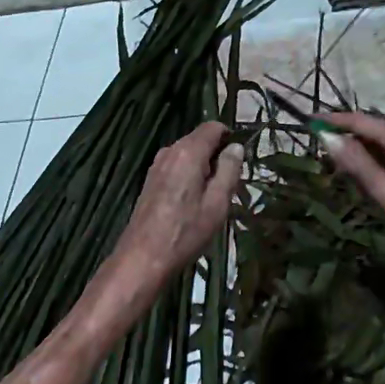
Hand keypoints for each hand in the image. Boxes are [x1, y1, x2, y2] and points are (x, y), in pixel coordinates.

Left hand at [115, 122, 243, 283]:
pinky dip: (189, 175)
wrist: (144, 256)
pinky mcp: (151, 179)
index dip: (229, 136)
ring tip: (213, 196)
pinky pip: (176, 166)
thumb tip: (236, 147)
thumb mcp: (217, 203)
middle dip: (217, 154)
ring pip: (188, 154)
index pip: (212, 127)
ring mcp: (157, 165)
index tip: (240, 158)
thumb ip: (229, 170)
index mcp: (188, 152)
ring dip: (203, 167)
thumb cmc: (186, 231)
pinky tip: (193, 201)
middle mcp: (170, 151)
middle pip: (199, 140)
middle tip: (230, 183)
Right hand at [318, 112, 384, 266]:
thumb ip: (356, 163)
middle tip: (319, 150)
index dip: (332, 120)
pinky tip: (368, 175)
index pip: (359, 119)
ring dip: (361, 148)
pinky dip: (377, 157)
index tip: (307, 121)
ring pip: (383, 140)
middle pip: (371, 126)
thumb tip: (327, 138)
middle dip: (346, 135)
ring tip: (339, 164)